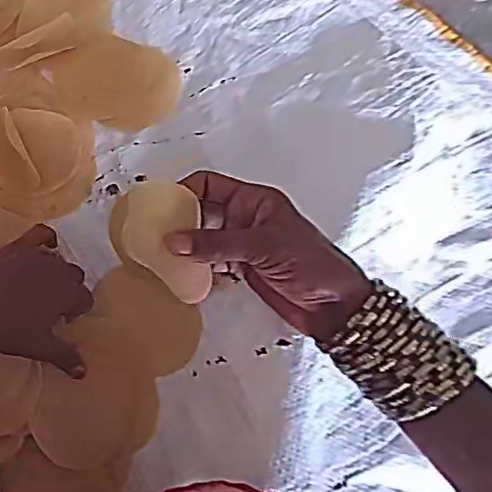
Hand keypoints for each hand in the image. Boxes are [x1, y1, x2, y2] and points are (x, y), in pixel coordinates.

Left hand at [0, 225, 92, 376]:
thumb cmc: (5, 329)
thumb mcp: (37, 346)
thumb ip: (64, 356)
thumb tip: (83, 372)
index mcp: (66, 294)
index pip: (85, 298)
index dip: (77, 310)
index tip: (63, 320)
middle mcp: (57, 270)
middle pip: (75, 277)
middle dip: (68, 290)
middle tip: (52, 306)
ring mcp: (37, 255)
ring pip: (60, 260)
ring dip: (57, 271)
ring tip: (43, 286)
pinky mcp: (19, 246)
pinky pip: (42, 233)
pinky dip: (48, 238)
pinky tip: (48, 246)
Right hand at [167, 171, 372, 340]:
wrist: (336, 307)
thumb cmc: (311, 264)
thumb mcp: (261, 248)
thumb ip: (215, 245)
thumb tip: (173, 241)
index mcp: (253, 201)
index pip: (209, 184)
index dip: (185, 191)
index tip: (161, 207)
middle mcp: (244, 218)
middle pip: (202, 212)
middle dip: (180, 222)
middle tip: (155, 235)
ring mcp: (242, 244)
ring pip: (204, 240)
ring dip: (187, 249)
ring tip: (164, 258)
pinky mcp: (243, 268)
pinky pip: (212, 264)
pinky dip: (199, 270)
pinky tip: (187, 277)